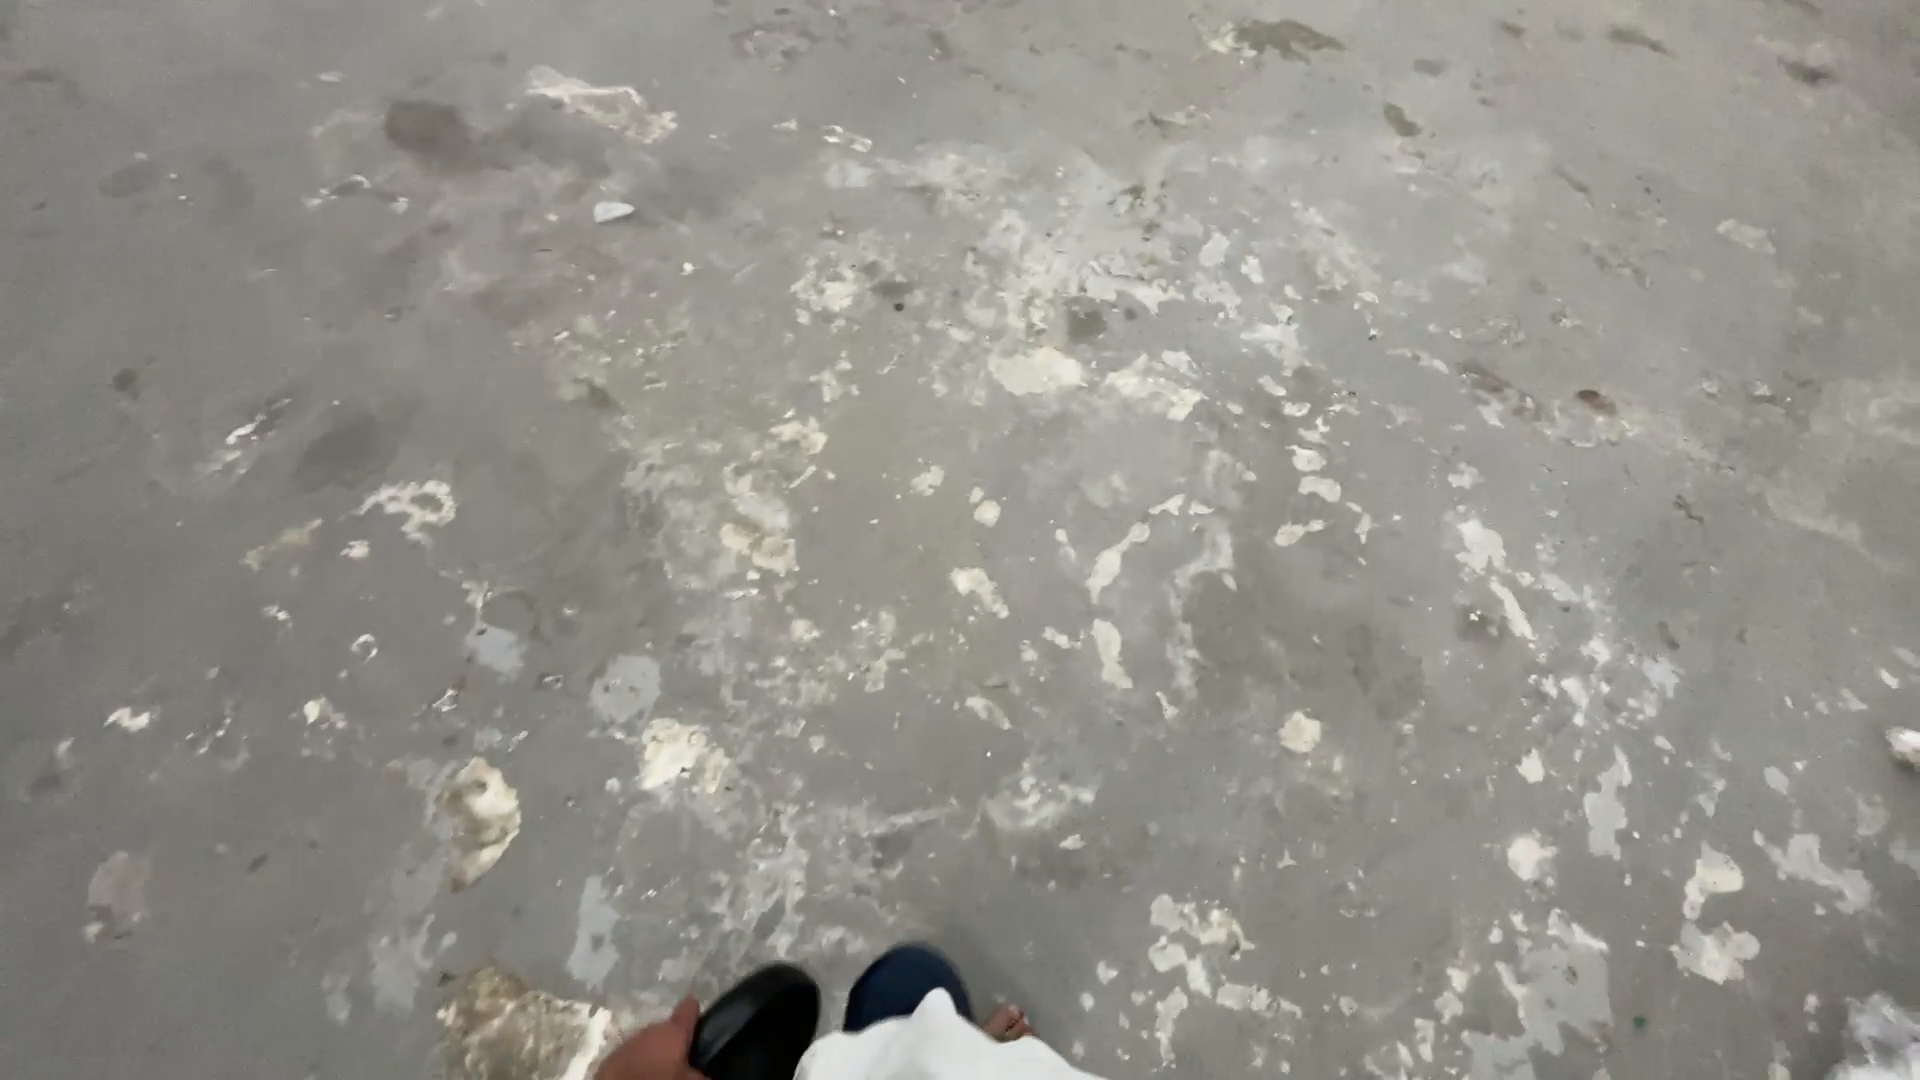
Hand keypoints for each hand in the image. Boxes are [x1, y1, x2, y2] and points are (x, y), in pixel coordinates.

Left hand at [597, 996, 705, 1079]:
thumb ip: (700, 1070)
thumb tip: (704, 1070)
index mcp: (674, 1031)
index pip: (690, 1007)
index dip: (695, 1015)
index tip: (699, 1023)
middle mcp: (650, 1029)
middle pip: (665, 1028)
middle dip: (670, 1043)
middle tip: (675, 1063)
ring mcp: (627, 1043)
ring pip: (644, 1042)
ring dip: (650, 1053)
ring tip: (654, 1072)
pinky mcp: (607, 1061)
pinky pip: (627, 1057)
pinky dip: (632, 1064)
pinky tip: (634, 1078)